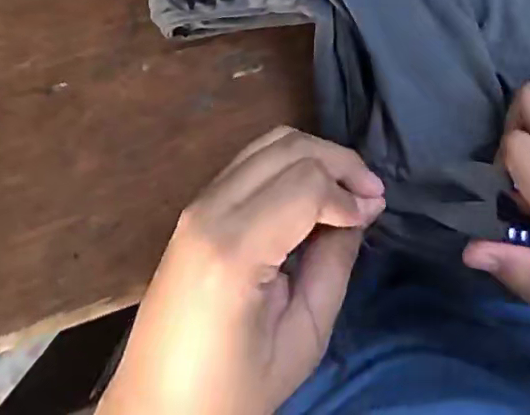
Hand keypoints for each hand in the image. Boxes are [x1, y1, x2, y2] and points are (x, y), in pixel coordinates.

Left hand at [97, 127, 385, 414]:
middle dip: (339, 162)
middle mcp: (211, 211)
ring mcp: (198, 203)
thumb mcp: (302, 339)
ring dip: (316, 155)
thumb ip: (334, 264)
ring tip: (348, 187)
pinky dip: (291, 161)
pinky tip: (314, 189)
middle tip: (372, 192)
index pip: (305, 184)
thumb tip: (361, 209)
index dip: (348, 192)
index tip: (373, 213)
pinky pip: (252, 159)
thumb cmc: (232, 389)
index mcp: (233, 251)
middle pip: (289, 147)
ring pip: (270, 141)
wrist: (156, 409)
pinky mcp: (196, 205)